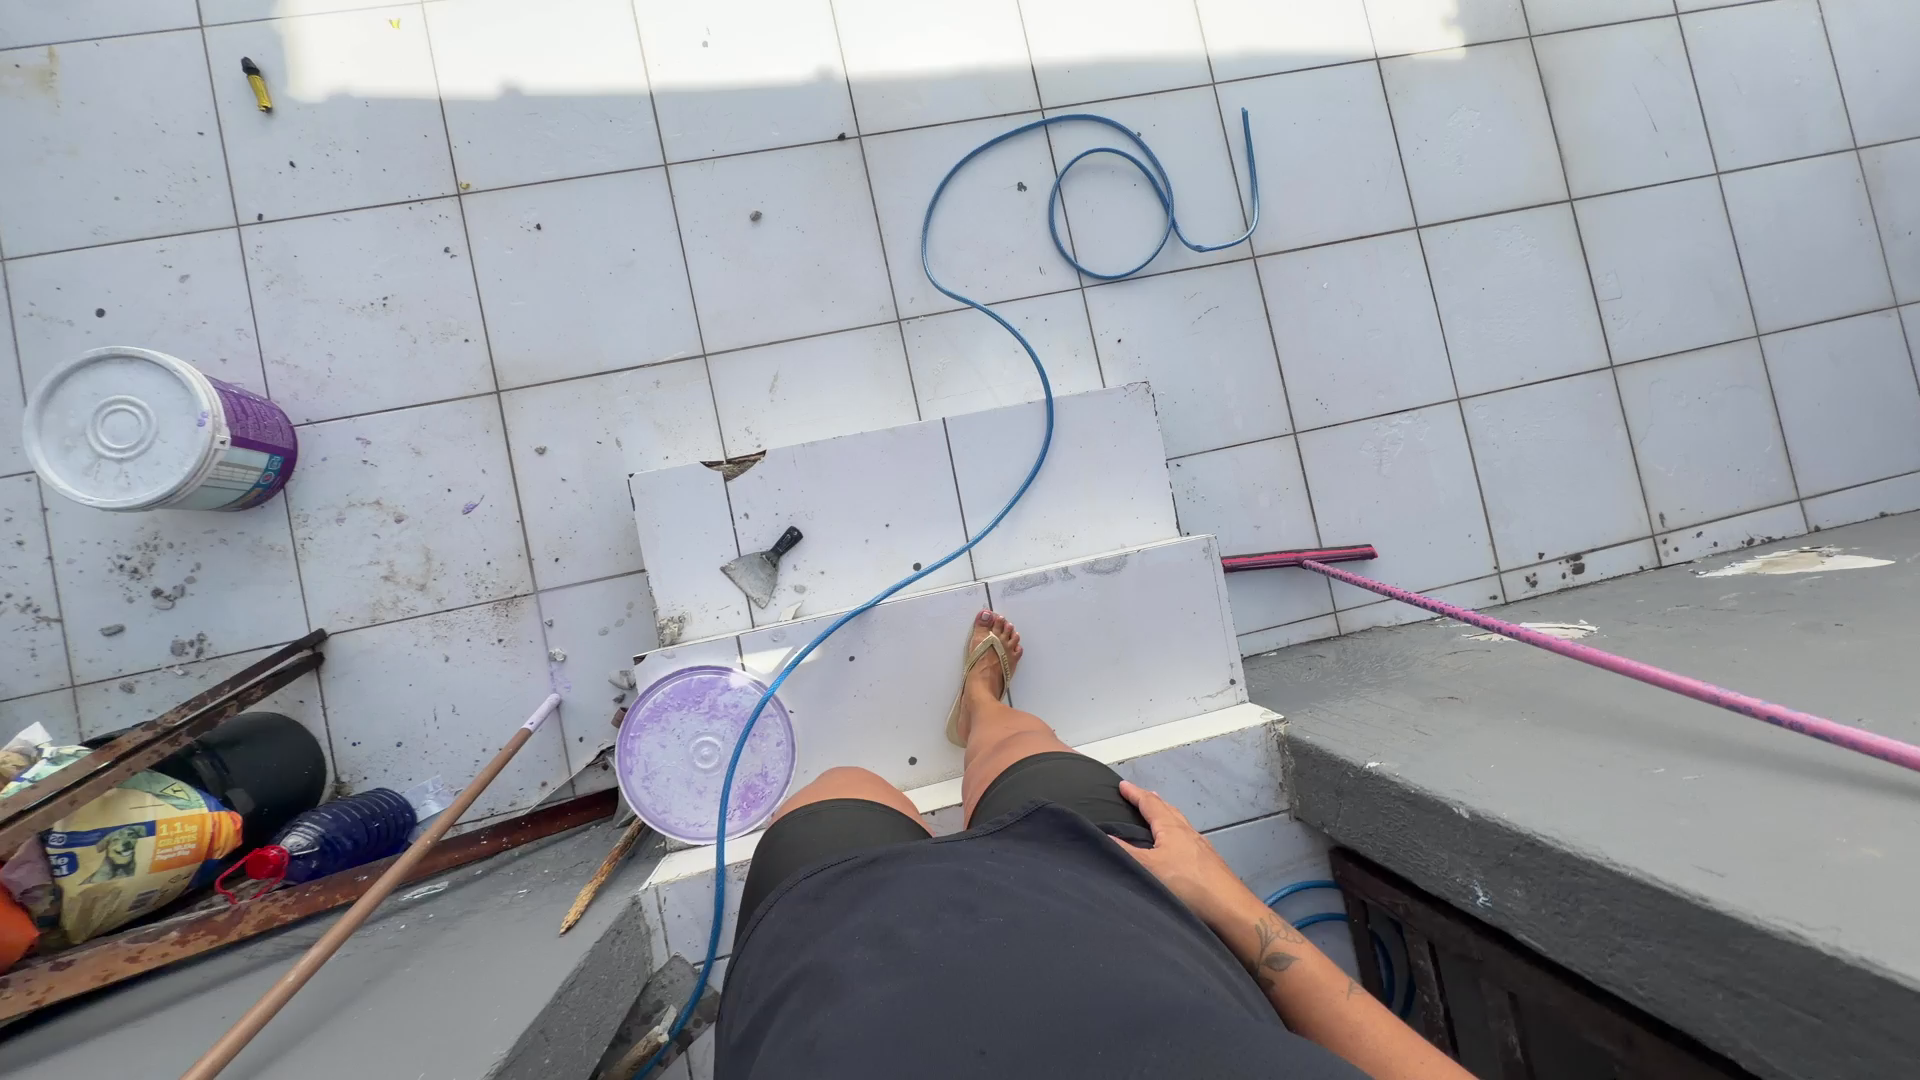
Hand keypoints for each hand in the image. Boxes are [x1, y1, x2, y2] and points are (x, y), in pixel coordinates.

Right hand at [1114, 780, 1260, 929]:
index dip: (1135, 794)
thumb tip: (1105, 835)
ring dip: (1166, 814)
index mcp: (1170, 827)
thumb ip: (1126, 852)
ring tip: (1159, 813)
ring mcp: (1201, 846)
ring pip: (1179, 822)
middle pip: (1167, 808)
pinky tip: (1180, 844)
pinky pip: (1188, 836)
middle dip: (1151, 800)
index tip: (1122, 785)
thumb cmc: (1187, 883)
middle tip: (1140, 795)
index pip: (1149, 804)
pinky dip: (1177, 831)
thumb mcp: (1150, 868)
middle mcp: (1187, 831)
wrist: (1230, 908)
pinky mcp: (1210, 861)